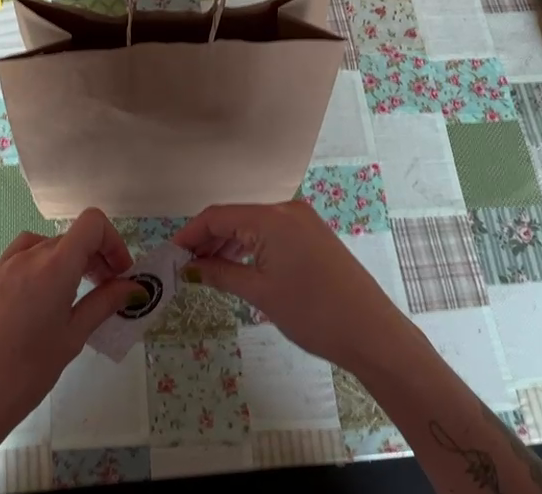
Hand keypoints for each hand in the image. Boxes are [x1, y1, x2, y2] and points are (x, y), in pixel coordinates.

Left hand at [0, 208, 142, 484]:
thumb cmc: (24, 375)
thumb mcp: (72, 339)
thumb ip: (103, 304)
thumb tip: (133, 287)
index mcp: (53, 266)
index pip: (92, 224)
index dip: (113, 242)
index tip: (120, 274)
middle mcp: (27, 256)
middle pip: (71, 237)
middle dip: (95, 257)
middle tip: (107, 291)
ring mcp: (2, 266)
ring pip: (46, 247)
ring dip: (68, 261)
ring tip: (75, 296)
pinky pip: (22, 260)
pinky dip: (42, 268)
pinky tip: (41, 304)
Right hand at [173, 200, 407, 368]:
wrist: (372, 332)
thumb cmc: (313, 313)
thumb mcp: (260, 294)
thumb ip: (220, 274)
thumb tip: (190, 268)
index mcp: (272, 217)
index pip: (217, 215)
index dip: (190, 234)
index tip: (169, 255)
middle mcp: (287, 209)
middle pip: (235, 217)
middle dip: (208, 239)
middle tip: (183, 266)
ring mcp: (304, 221)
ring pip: (253, 225)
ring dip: (228, 244)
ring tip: (205, 270)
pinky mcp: (314, 235)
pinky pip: (272, 233)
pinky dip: (251, 247)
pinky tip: (237, 267)